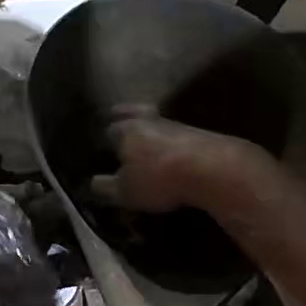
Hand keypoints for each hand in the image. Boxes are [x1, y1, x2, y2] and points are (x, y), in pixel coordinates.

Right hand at [92, 116, 277, 212]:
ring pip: (156, 122)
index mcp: (126, 130)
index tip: (99, 147)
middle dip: (124, 117)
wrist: (213, 170)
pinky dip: (170, 141)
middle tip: (118, 121)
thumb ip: (106, 187)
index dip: (101, 139)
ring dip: (150, 129)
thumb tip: (92, 183)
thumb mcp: (125, 191)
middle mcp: (149, 120)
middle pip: (133, 114)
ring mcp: (177, 125)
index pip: (107, 130)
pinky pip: (177, 136)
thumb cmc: (159, 179)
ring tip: (145, 141)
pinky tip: (170, 150)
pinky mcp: (200, 135)